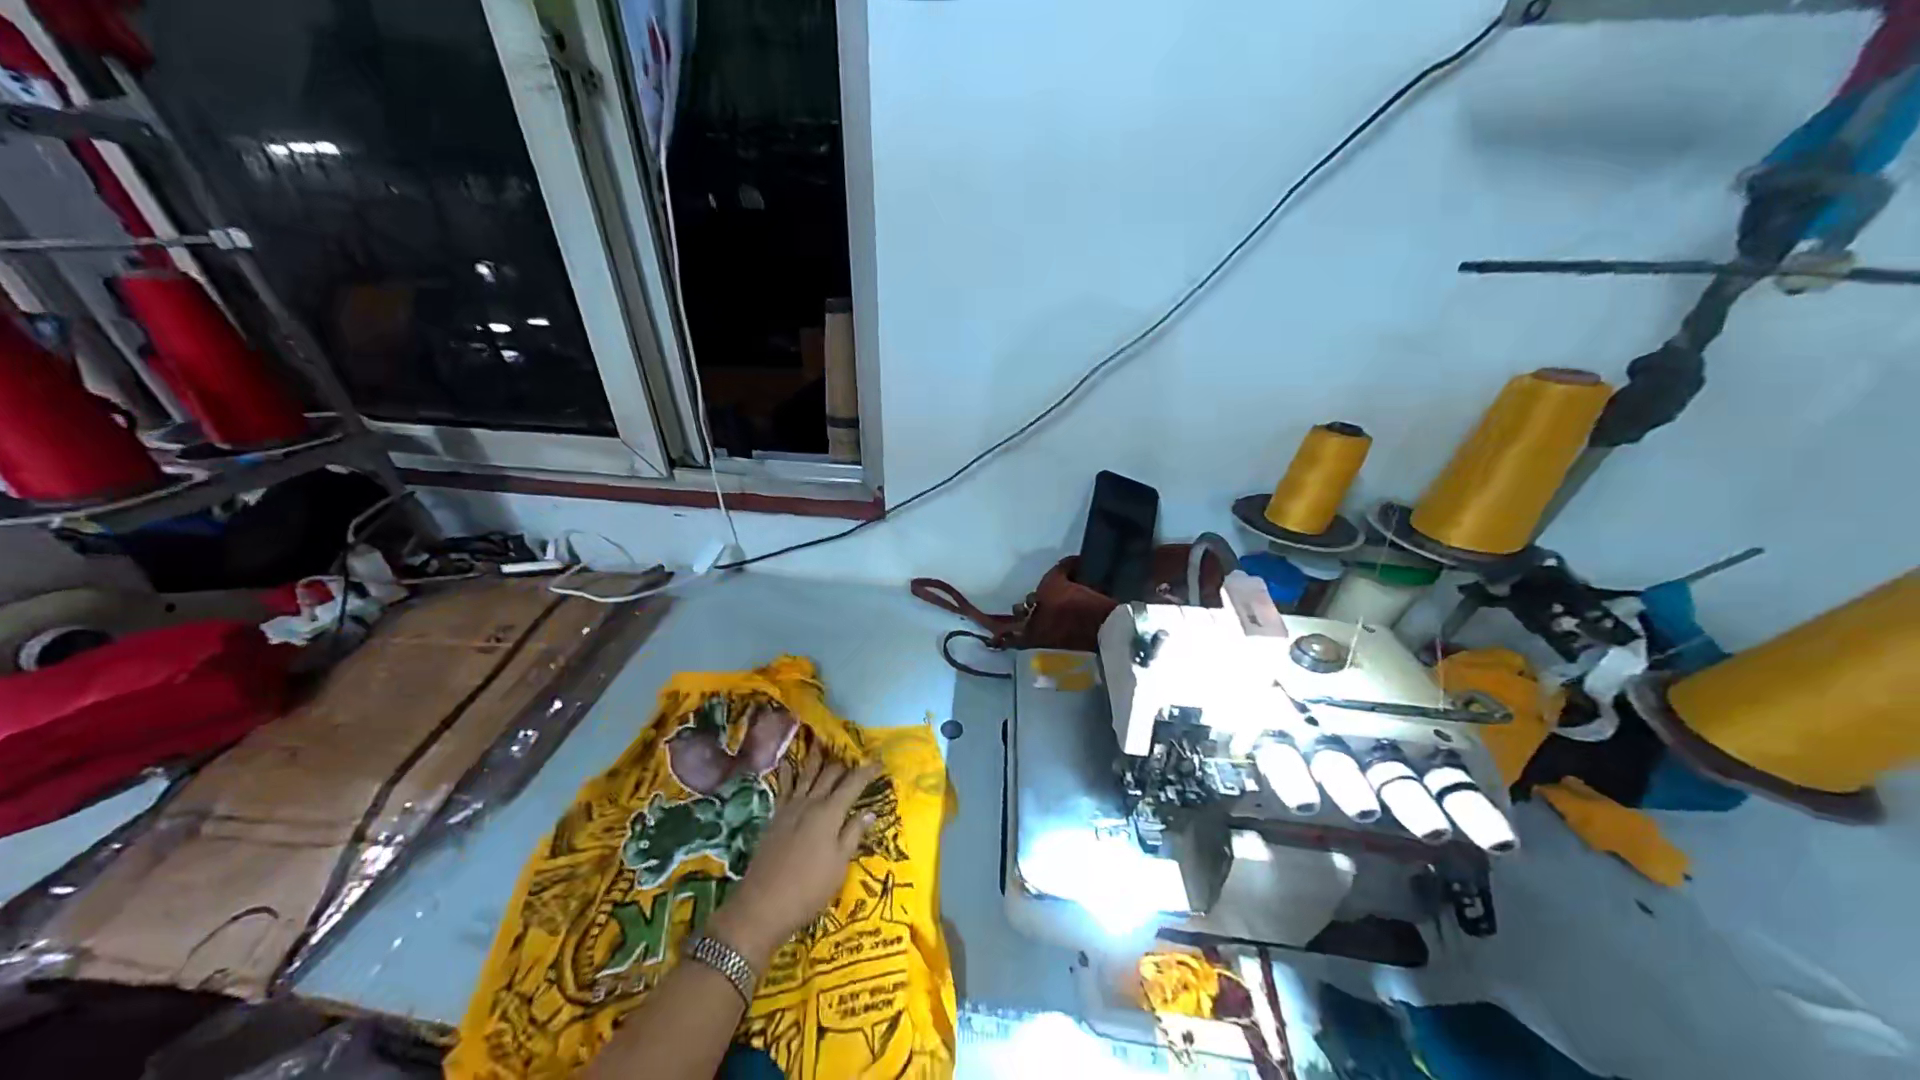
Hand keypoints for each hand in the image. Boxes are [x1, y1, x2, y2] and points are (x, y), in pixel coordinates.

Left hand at [709, 752, 880, 961]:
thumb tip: (869, 811)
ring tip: (821, 742)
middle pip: (829, 775)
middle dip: (843, 763)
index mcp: (830, 813)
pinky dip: (788, 772)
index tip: (879, 762)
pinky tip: (787, 763)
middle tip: (853, 754)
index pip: (853, 784)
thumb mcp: (839, 865)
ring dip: (816, 759)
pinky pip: (784, 786)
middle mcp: (810, 803)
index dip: (867, 771)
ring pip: (806, 775)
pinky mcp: (775, 817)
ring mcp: (790, 808)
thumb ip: (853, 834)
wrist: (763, 905)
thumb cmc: (809, 889)